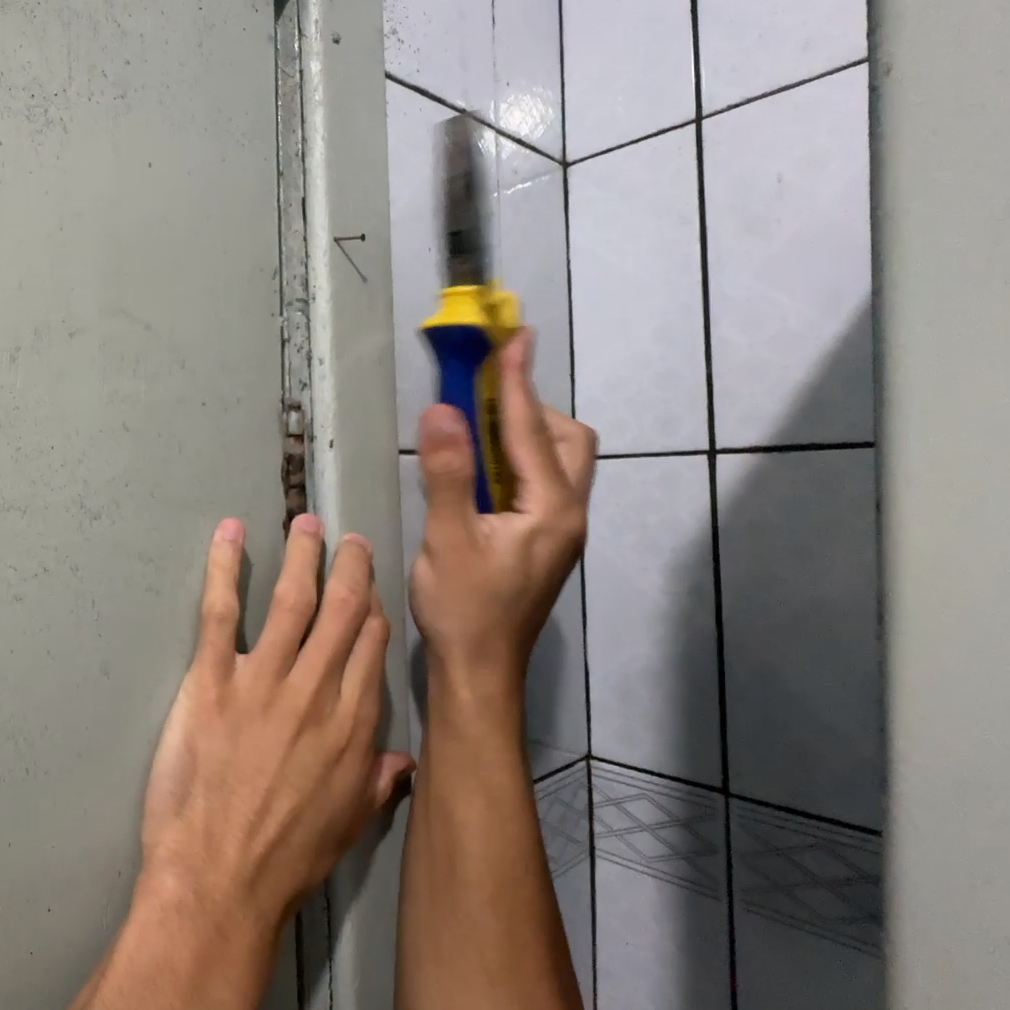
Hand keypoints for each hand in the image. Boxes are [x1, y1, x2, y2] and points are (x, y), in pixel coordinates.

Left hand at [135, 515, 414, 929]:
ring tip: (306, 524)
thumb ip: (377, 784)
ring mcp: (264, 680)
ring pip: (292, 600)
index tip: (370, 590)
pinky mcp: (213, 680)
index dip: (372, 611)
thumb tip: (404, 763)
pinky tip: (230, 535)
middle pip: (342, 612)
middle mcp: (317, 691)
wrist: (222, 876)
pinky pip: (220, 611)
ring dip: (302, 556)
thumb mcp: (348, 826)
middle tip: (350, 540)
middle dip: (350, 569)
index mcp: (354, 725)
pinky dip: (224, 568)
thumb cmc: (286, 858)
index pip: (371, 647)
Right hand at [409, 330, 597, 700]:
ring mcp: (557, 529)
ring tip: (476, 426)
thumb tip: (442, 410)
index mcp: (551, 508)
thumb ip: (447, 474)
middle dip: (529, 408)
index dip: (516, 383)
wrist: (479, 670)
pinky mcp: (541, 541)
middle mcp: (566, 513)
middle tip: (484, 394)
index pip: (531, 431)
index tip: (511, 339)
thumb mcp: (447, 539)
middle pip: (565, 440)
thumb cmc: (463, 608)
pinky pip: (538, 482)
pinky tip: (478, 470)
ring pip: (556, 462)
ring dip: (523, 433)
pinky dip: (514, 460)